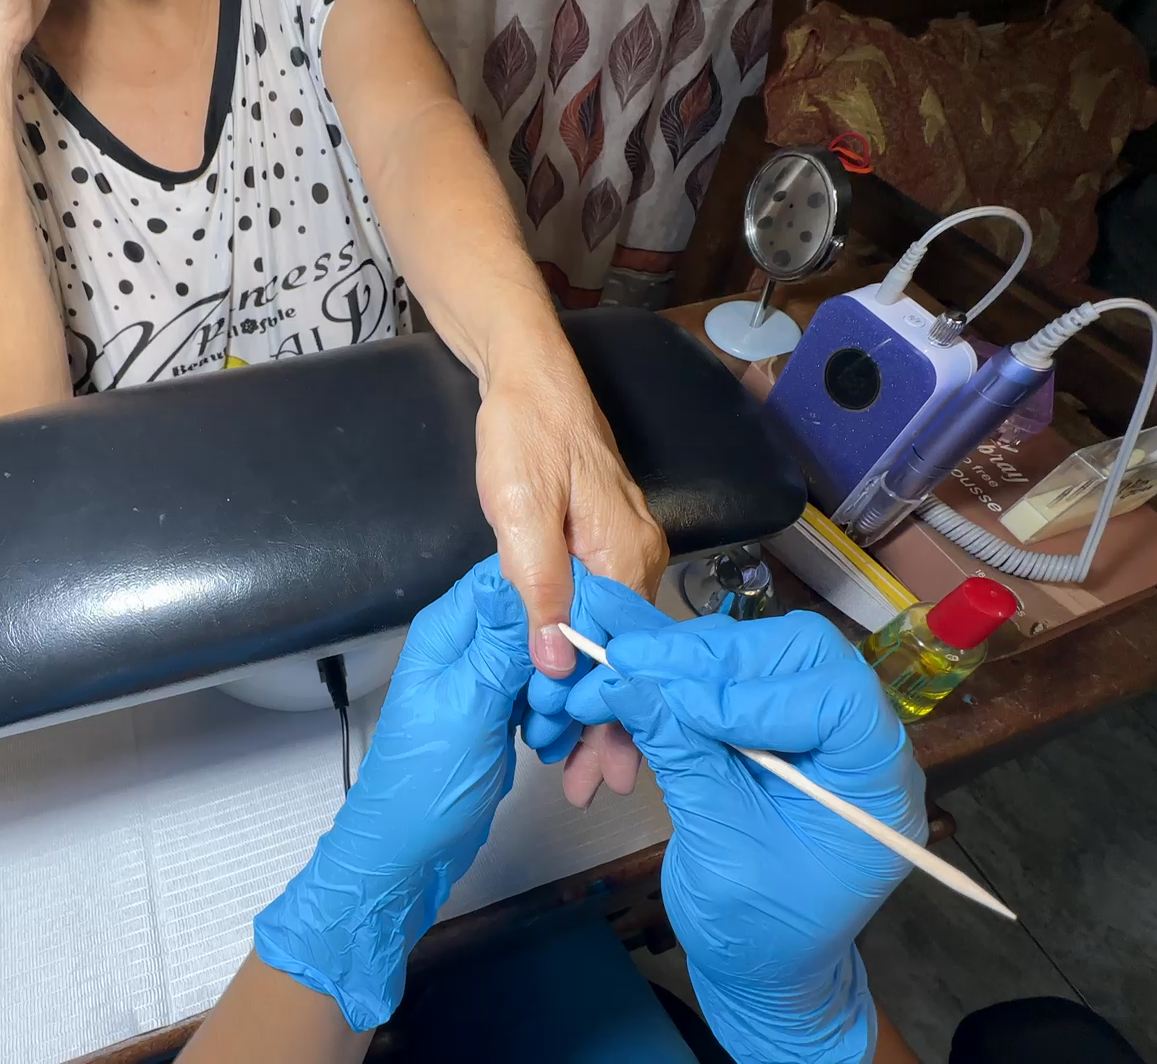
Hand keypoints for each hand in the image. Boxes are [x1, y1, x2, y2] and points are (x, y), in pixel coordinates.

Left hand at [254, 557, 532, 1030]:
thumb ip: (498, 643)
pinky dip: (563, 725)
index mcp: (452, 629)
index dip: (561, 599)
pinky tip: (560, 755)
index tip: (594, 635)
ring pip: (552, 665)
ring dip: (569, 703)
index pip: (514, 580)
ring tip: (553, 742)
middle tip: (569, 711)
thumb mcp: (467, 706)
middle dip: (570, 665)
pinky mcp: (505, 711)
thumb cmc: (426, 782)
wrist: (411, 852)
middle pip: (542, 624)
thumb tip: (515, 570)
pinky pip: (549, 699)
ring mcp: (490, 678)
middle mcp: (472, 644)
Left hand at [474, 355, 666, 806]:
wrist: (527, 375)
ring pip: (615, 639)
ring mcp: (622, 547)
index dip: (607, 714)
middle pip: (627, 656)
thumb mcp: (520, 511)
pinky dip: (588, 654)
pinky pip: (602, 612)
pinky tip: (572, 683)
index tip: (594, 768)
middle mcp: (636, 557)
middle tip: (590, 782)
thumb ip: (540, 587)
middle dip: (611, 722)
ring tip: (577, 752)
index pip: (623, 654)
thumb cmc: (524, 434)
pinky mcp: (601, 539)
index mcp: (623, 555)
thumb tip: (560, 662)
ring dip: (598, 695)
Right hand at [555, 579, 925, 1062]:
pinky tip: (612, 705)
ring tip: (606, 686)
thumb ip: (680, 756)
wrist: (756, 959)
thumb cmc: (760, 928)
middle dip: (698, 656)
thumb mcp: (723, 847)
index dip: (750, 690)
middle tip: (624, 664)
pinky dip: (650, 685)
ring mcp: (793, 716)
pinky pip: (698, 675)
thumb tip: (620, 682)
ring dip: (663, 666)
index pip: (831, 693)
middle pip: (782, 648)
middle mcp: (841, 731)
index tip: (678, 707)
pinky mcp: (748, 714)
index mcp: (870, 775)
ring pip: (733, 650)